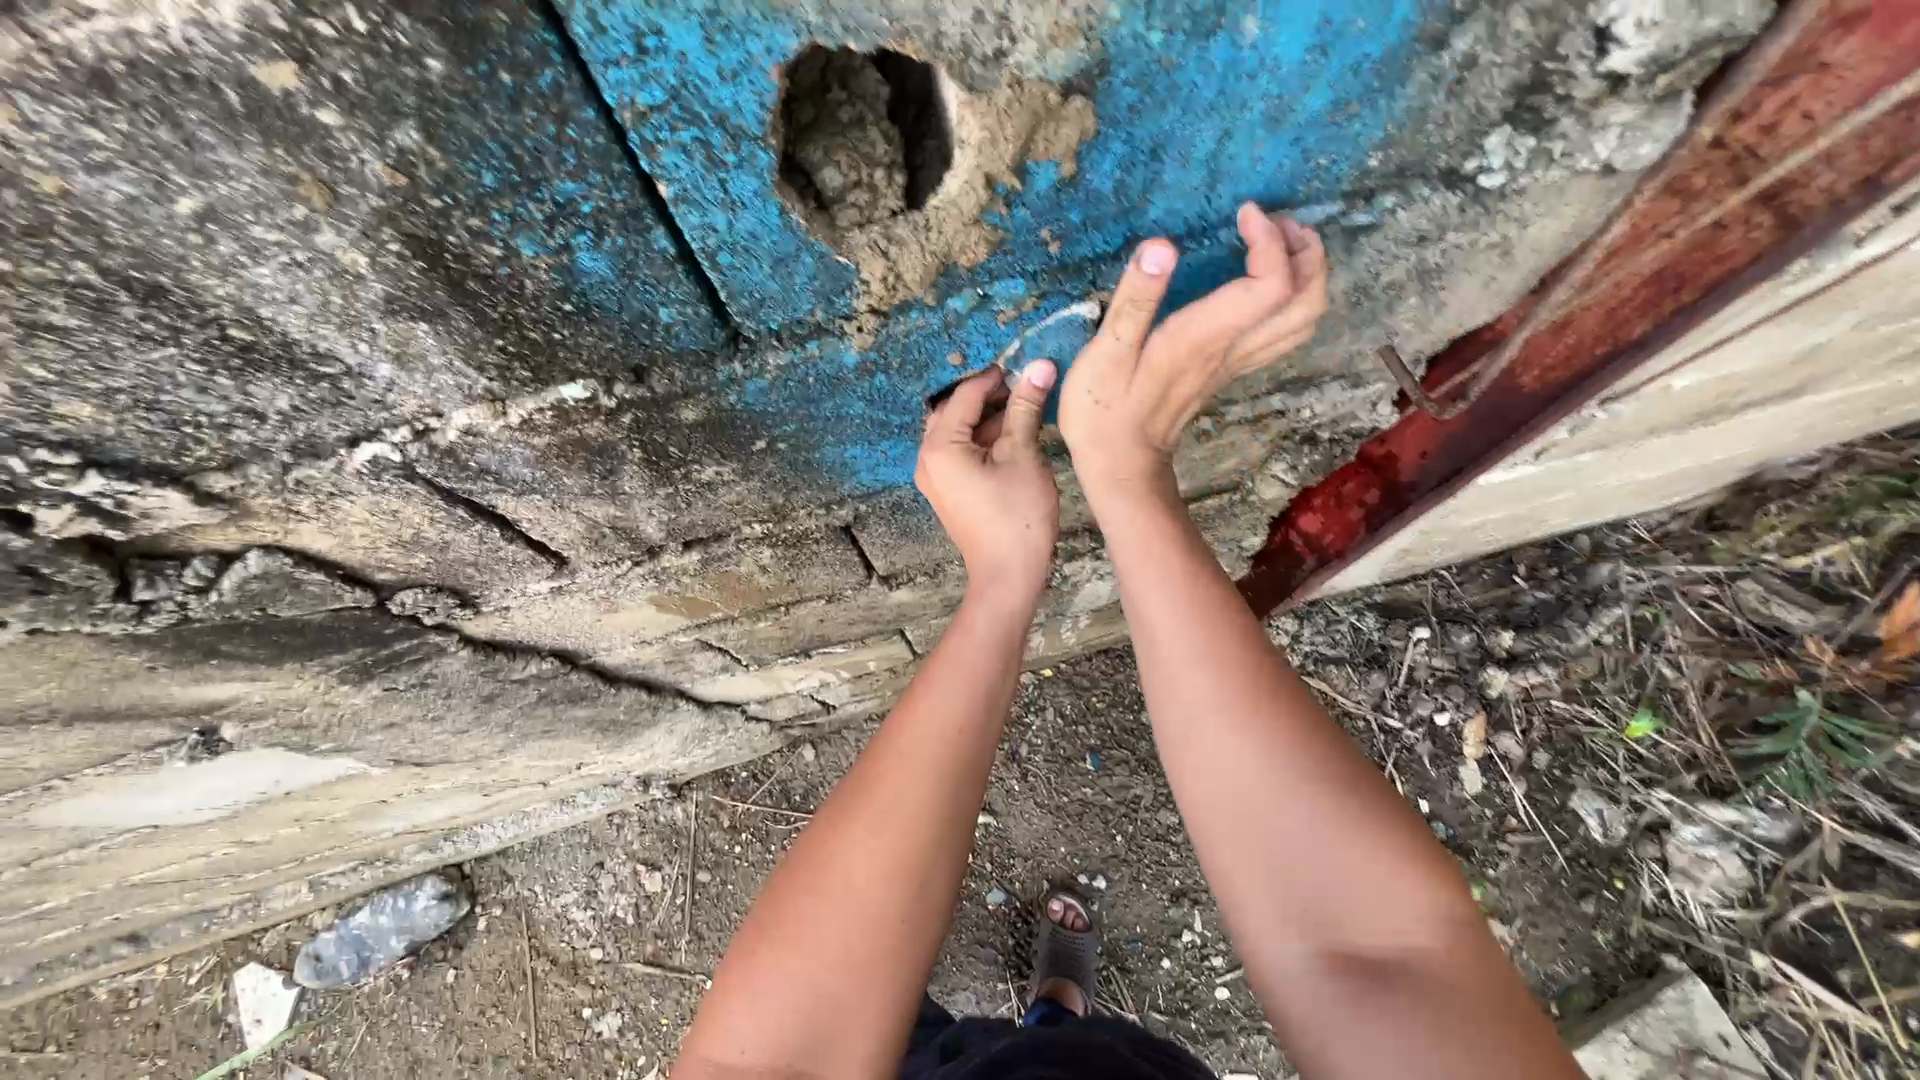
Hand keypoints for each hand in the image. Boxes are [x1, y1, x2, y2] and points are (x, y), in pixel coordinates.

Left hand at [915, 362, 1060, 598]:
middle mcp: (928, 459)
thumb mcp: (1023, 455)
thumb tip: (1039, 367)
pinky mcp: (949, 492)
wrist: (1008, 576)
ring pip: (959, 432)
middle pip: (956, 411)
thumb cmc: (1017, 518)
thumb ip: (1025, 408)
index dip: (996, 377)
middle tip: (1025, 389)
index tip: (1027, 367)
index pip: (965, 395)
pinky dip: (984, 442)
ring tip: (1026, 413)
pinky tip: (1015, 439)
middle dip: (990, 397)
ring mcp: (936, 478)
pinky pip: (961, 454)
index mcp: (939, 447)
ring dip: (989, 419)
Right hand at [1059, 203, 1327, 496]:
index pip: (1272, 281)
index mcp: (1206, 337)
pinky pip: (1283, 333)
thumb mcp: (1107, 353)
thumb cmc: (1104, 411)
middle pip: (1307, 299)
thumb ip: (1135, 298)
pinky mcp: (1228, 371)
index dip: (1269, 238)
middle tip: (1277, 222)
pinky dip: (1290, 299)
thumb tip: (1162, 245)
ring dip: (1306, 274)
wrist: (1120, 464)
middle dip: (1306, 251)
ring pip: (1304, 319)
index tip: (1242, 213)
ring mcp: (1235, 364)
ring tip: (1278, 244)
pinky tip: (1263, 283)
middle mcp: (1232, 349)